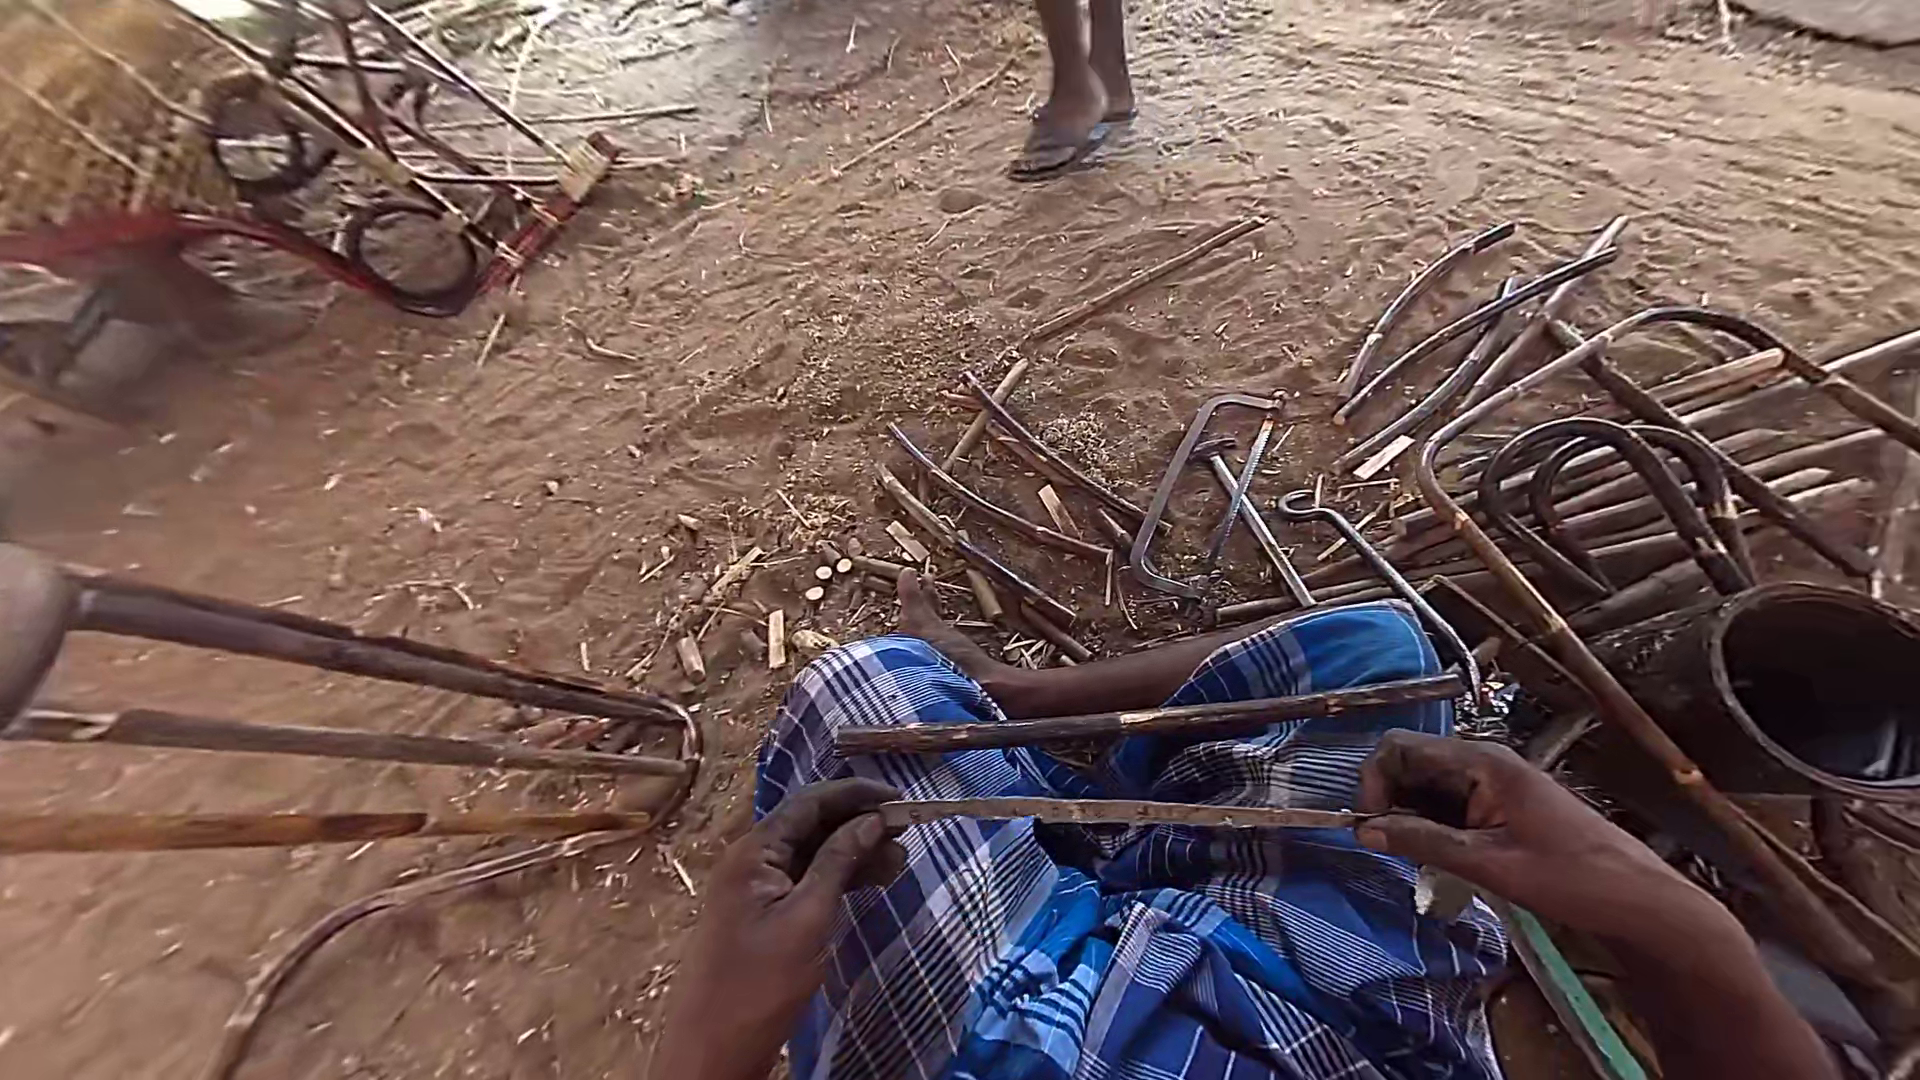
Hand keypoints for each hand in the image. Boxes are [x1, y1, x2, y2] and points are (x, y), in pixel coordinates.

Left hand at [652, 778, 905, 1079]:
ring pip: (815, 852)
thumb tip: (873, 818)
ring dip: (856, 851)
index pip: (811, 801)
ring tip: (899, 859)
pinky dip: (841, 876)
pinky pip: (810, 878)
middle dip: (860, 823)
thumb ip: (840, 860)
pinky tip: (874, 881)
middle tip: (905, 830)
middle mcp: (755, 858)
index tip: (898, 797)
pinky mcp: (767, 912)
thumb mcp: (808, 917)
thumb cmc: (759, 986)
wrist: (710, 1061)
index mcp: (755, 850)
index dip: (856, 793)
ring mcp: (759, 887)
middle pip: (814, 824)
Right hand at [1355, 730, 1732, 946]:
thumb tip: (1361, 831)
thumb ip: (1421, 841)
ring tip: (1412, 850)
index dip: (1374, 780)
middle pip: (1408, 763)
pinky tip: (1436, 850)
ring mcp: (1491, 781)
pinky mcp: (1498, 803)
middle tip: (1388, 840)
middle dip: (1389, 798)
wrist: (1654, 911)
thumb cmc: (1575, 880)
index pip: (1398, 748)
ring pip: (1424, 784)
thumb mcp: (1489, 863)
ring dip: (1409, 813)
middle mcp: (1481, 761)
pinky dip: (1430, 822)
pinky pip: (1445, 801)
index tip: (1371, 821)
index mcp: (1480, 761)